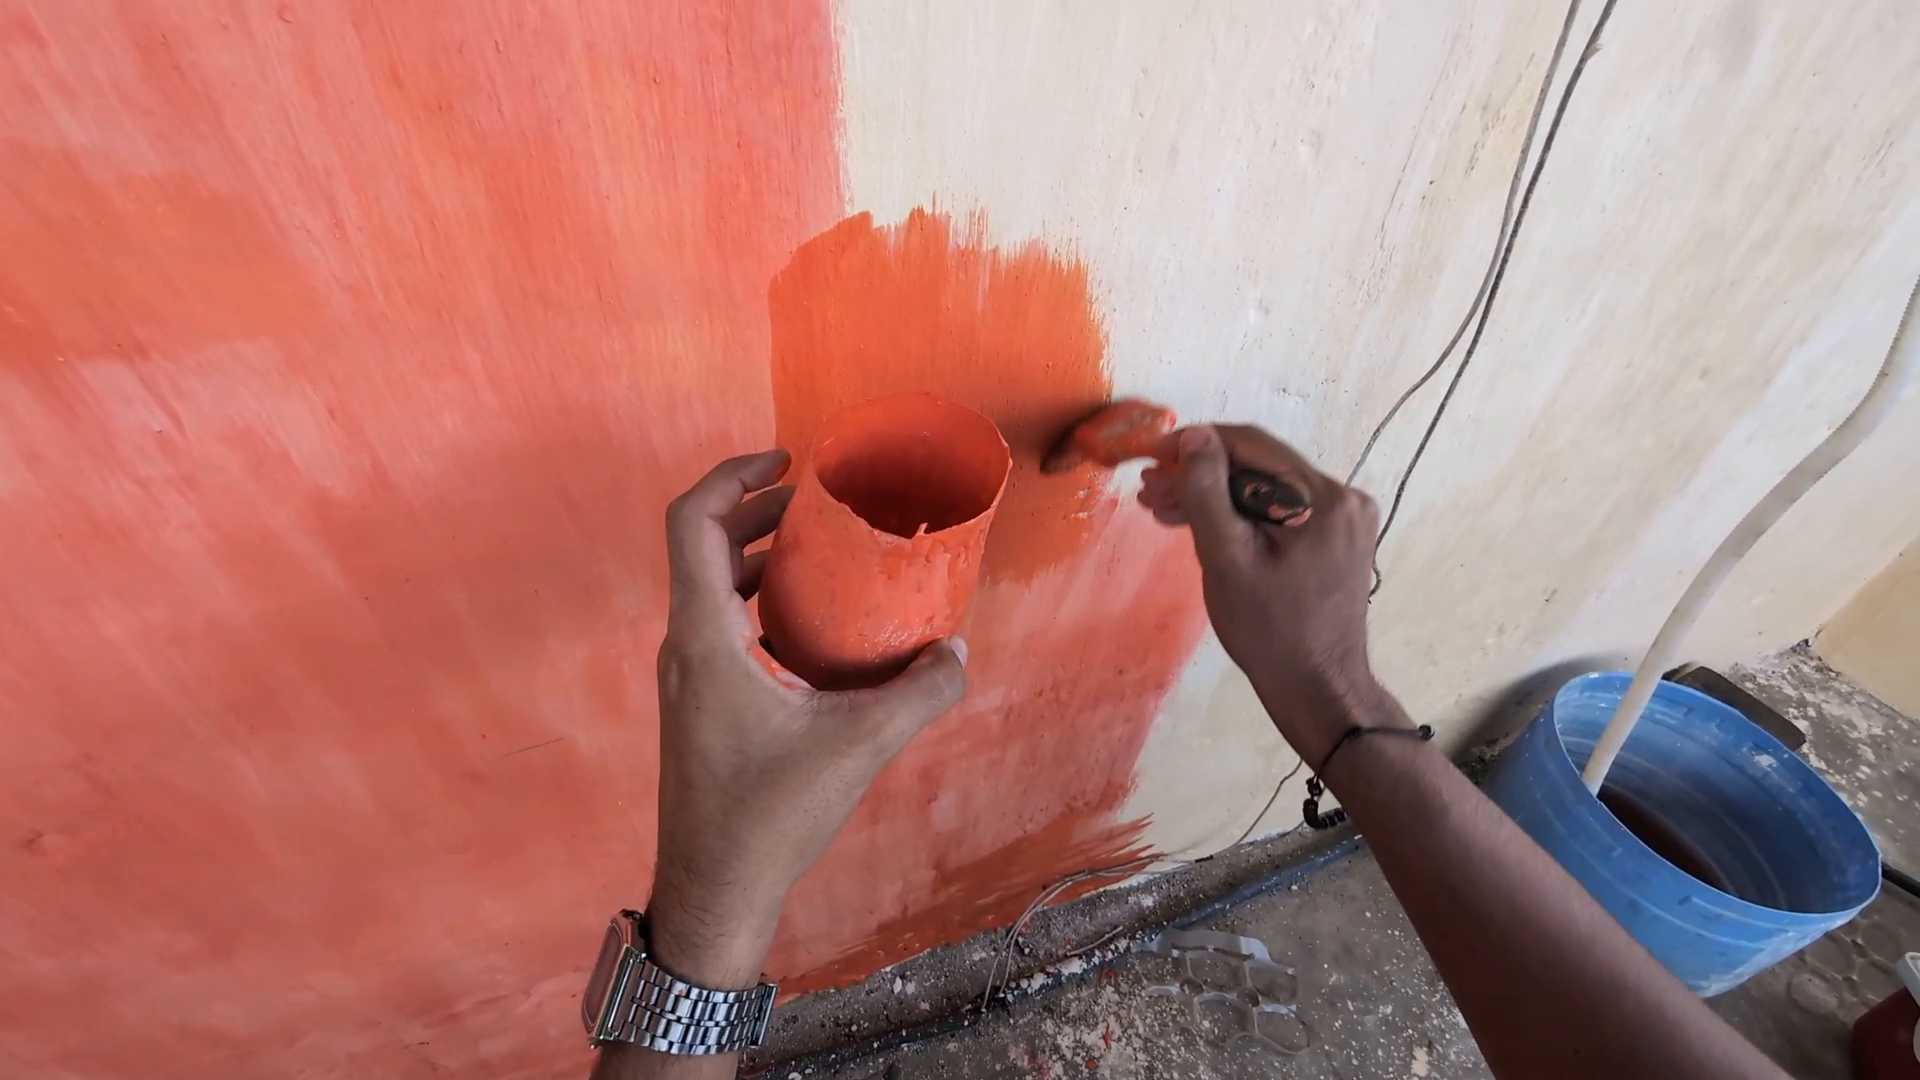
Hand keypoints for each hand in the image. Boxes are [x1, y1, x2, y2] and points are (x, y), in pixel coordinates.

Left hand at [650, 449, 969, 987]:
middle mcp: (684, 645)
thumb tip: (957, 648)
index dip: (733, 476)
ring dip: (756, 554)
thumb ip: (920, 691)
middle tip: (815, 502)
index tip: (786, 462)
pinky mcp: (699, 700)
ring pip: (711, 586)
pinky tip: (809, 624)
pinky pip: (721, 622)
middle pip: (703, 546)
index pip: (693, 523)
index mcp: (705, 637)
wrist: (714, 891)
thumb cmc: (773, 813)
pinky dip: (757, 598)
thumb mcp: (861, 745)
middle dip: (756, 509)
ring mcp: (687, 675)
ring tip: (816, 550)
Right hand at [1137, 425, 1398, 765]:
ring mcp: (1341, 519)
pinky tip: (1200, 524)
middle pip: (1257, 468)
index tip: (1152, 455)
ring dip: (1213, 495)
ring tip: (1162, 508)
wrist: (1316, 686)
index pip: (1251, 446)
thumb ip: (1207, 492)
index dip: (1196, 443)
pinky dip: (1237, 515)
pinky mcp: (1332, 539)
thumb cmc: (1267, 628)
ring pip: (1262, 490)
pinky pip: (1276, 512)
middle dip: (1199, 475)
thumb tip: (1193, 435)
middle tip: (1149, 490)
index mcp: (1322, 497)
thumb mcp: (1226, 557)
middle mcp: (1341, 498)